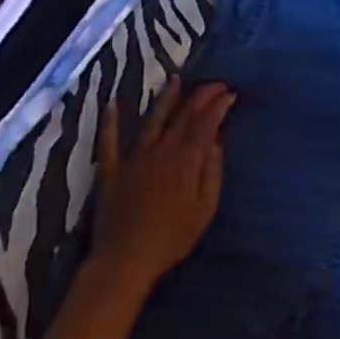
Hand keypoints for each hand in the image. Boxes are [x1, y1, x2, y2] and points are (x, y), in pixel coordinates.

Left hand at [93, 80, 235, 284]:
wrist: (126, 258)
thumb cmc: (173, 237)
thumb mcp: (205, 208)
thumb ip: (211, 172)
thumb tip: (216, 142)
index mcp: (186, 160)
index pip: (206, 124)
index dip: (219, 106)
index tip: (231, 94)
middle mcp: (160, 151)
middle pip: (183, 116)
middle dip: (200, 97)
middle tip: (215, 84)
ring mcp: (133, 158)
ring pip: (152, 121)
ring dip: (166, 99)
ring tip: (176, 80)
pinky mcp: (111, 170)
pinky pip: (109, 141)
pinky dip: (110, 122)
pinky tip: (111, 104)